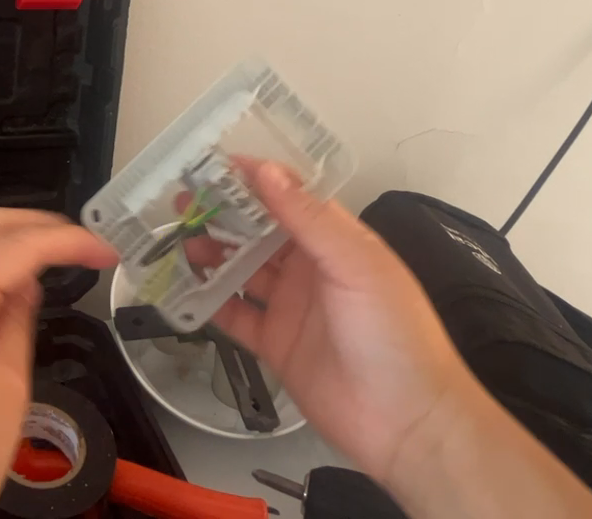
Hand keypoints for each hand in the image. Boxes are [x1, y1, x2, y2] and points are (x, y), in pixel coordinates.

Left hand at [0, 208, 117, 518]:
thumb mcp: (4, 387)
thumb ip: (18, 320)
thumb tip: (26, 287)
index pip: (19, 245)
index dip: (69, 242)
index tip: (105, 251)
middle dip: (38, 226)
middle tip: (82, 242)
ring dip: (10, 242)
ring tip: (54, 256)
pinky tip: (11, 285)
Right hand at [199, 162, 591, 518]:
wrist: (409, 426)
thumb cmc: (393, 333)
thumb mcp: (354, 263)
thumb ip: (307, 217)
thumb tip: (263, 169)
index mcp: (335, 240)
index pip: (288, 196)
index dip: (252, 179)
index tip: (211, 166)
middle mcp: (310, 267)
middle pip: (258, 230)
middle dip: (222, 213)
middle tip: (184, 201)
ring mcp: (291, 306)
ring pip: (242, 269)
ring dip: (212, 253)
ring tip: (182, 242)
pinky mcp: (275, 343)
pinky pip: (235, 315)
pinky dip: (209, 302)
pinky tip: (184, 289)